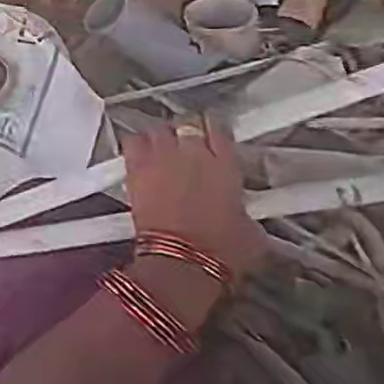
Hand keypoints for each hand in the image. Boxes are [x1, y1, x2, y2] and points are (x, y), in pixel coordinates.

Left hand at [122, 117, 266, 282]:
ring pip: (159, 129)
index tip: (211, 135)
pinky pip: (132, 142)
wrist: (183, 260)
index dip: (214, 130)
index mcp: (225, 165)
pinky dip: (136, 144)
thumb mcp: (251, 232)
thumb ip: (245, 213)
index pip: (219, 129)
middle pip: (187, 124)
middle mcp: (193, 153)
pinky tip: (139, 152)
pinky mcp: (137, 169)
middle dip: (187, 131)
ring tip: (163, 147)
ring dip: (162, 136)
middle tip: (186, 144)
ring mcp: (162, 158)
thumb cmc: (221, 251)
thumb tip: (243, 219)